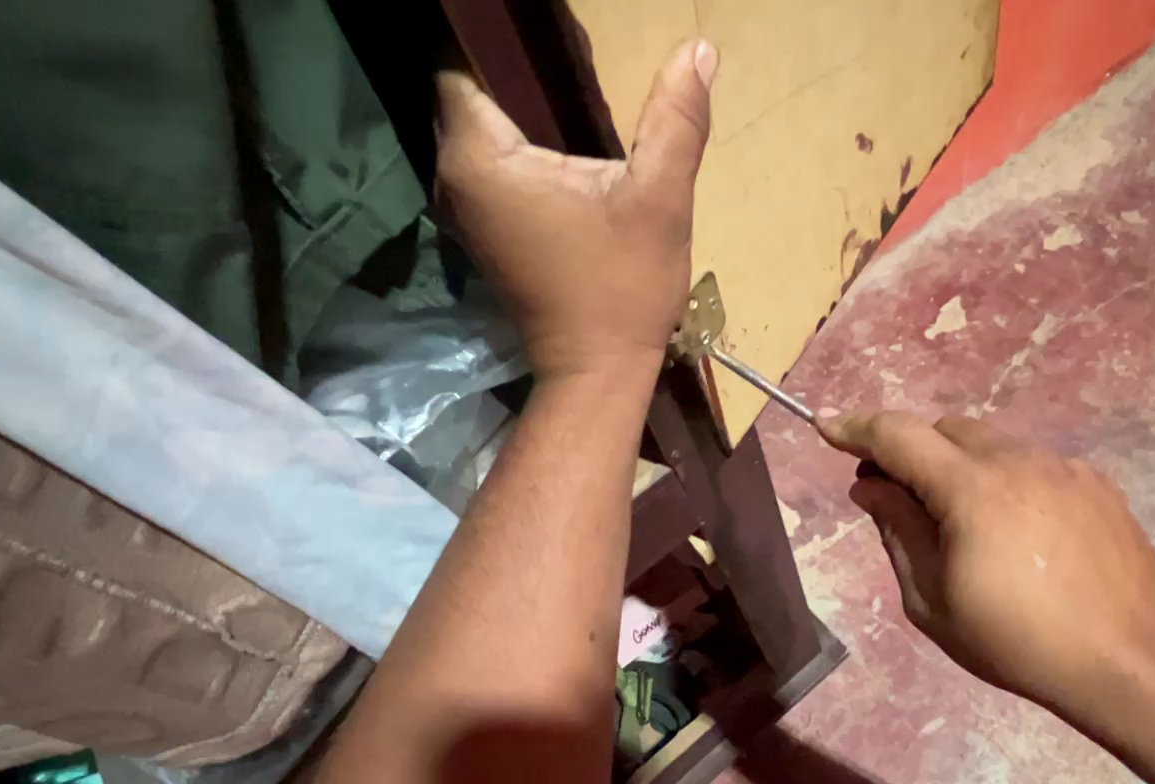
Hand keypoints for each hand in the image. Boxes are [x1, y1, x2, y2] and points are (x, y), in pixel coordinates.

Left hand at [435, 40, 716, 380]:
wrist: (599, 371)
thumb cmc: (623, 290)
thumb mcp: (659, 201)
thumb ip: (676, 121)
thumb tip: (700, 50)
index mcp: (482, 159)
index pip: (463, 61)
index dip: (502, 43)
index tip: (552, 41)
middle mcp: (454, 179)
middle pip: (468, 93)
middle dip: (512, 74)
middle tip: (572, 65)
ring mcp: (464, 211)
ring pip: (478, 131)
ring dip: (516, 113)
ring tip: (568, 99)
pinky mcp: (484, 233)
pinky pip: (488, 166)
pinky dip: (516, 150)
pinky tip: (560, 147)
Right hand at [822, 412, 1154, 716]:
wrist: (1129, 659)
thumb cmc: (1016, 642)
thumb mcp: (933, 601)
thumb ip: (899, 532)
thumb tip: (871, 487)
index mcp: (970, 489)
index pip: (898, 435)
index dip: (855, 428)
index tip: (824, 428)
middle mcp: (1017, 460)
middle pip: (946, 429)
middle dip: (912, 450)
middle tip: (898, 497)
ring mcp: (1063, 467)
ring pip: (992, 444)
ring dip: (961, 467)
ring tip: (965, 524)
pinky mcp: (1096, 483)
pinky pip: (1033, 465)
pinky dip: (1006, 482)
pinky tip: (1019, 534)